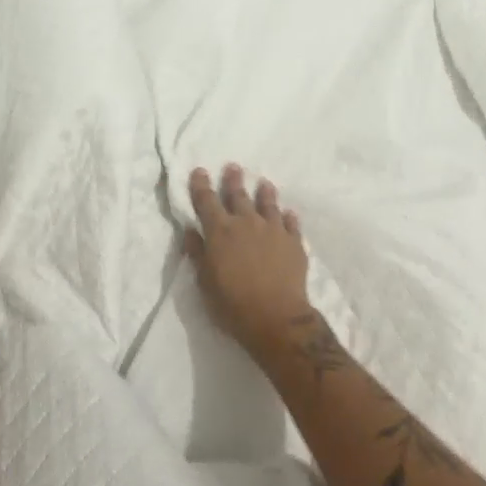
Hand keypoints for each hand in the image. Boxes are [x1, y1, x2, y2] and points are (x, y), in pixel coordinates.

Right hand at [183, 165, 310, 359]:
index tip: (200, 171)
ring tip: (265, 183)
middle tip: (233, 167)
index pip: (207, 201)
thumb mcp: (204, 281)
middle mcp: (246, 223)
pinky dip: (289, 218)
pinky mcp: (294, 243)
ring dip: (265, 193)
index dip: (201, 185)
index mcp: (220, 231)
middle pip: (239, 195)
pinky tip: (289, 215)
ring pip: (268, 204)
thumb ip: (197, 253)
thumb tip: (191, 230)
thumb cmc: (232, 303)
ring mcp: (273, 231)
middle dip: (233, 180)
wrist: (276, 318)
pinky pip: (291, 224)